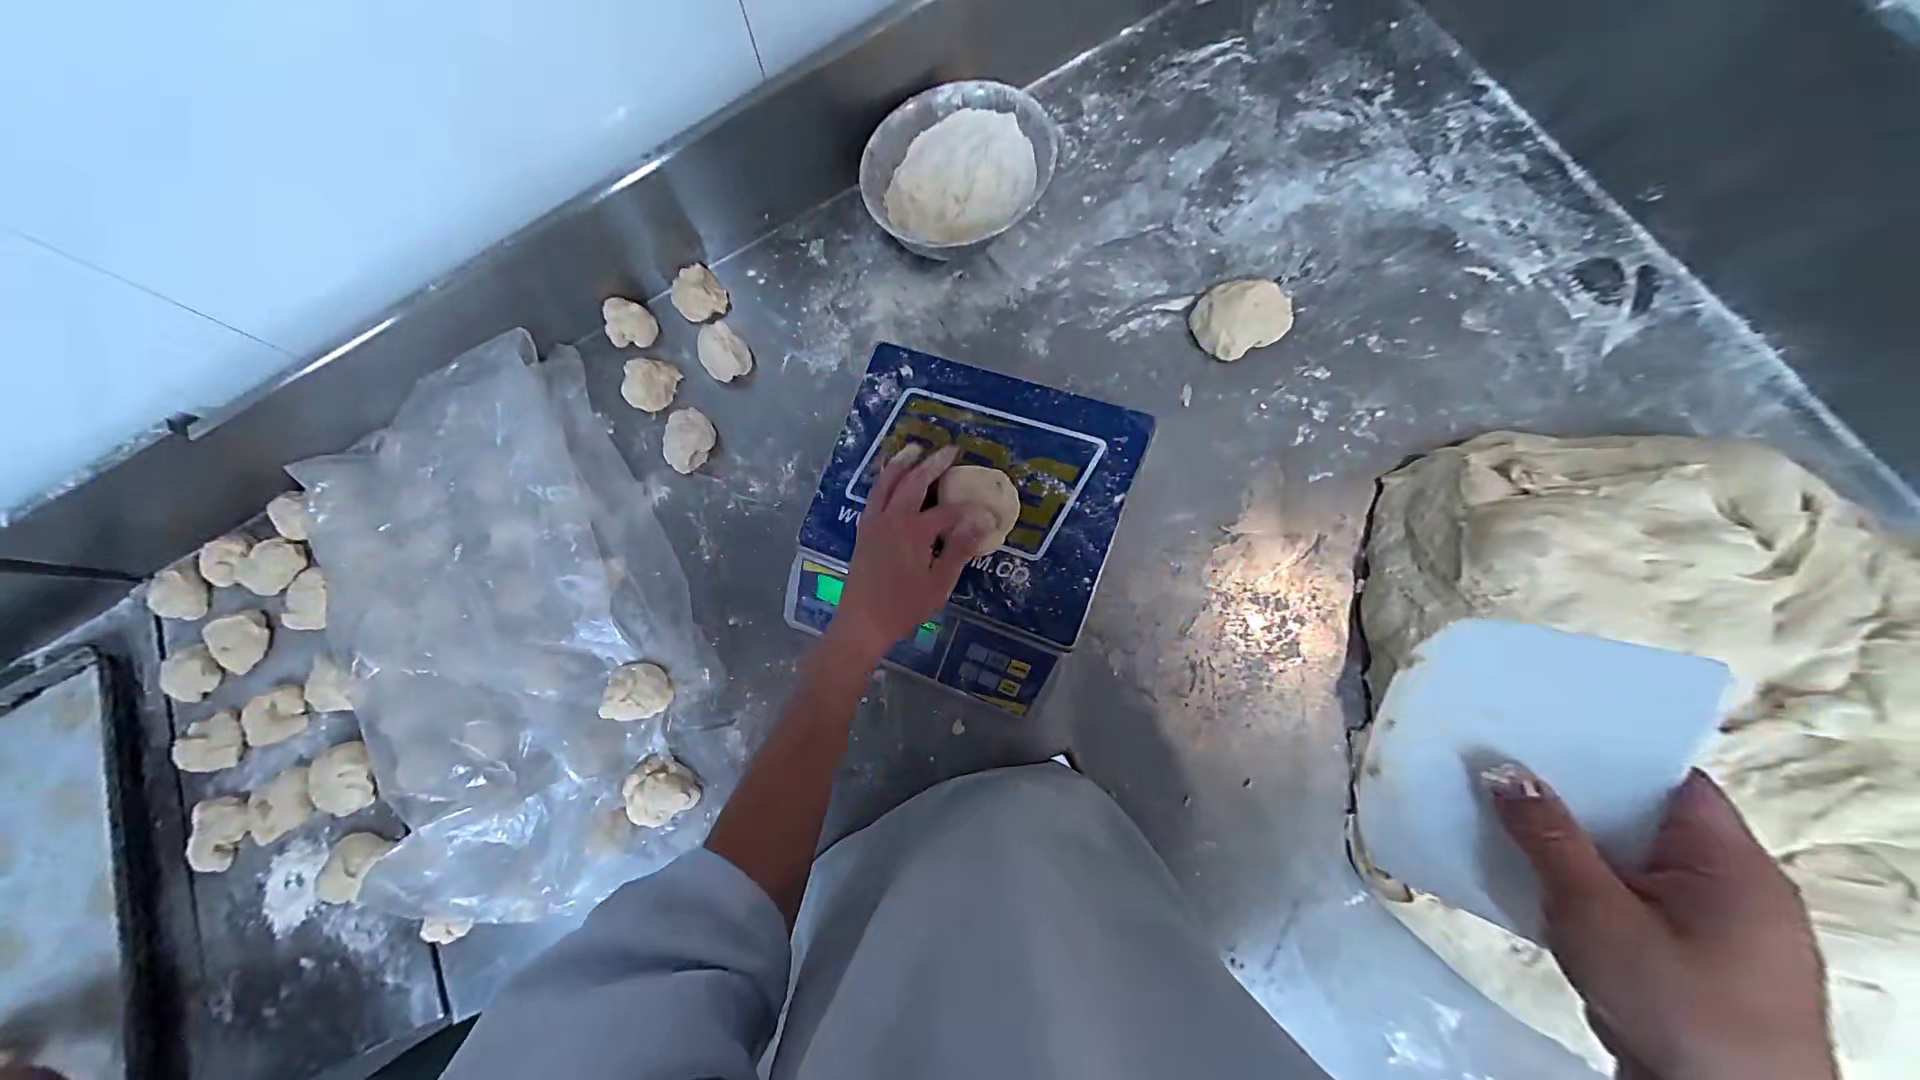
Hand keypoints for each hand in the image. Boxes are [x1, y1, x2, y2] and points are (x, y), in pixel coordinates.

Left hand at [826, 443, 985, 664]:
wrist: (861, 623)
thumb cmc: (903, 608)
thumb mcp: (938, 583)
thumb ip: (959, 549)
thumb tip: (983, 522)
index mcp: (913, 532)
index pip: (949, 512)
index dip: (971, 511)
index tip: (988, 511)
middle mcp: (892, 519)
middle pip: (914, 483)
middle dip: (933, 464)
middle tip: (949, 450)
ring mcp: (874, 522)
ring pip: (887, 483)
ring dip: (902, 463)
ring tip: (914, 448)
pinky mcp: (864, 530)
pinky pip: (874, 495)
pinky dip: (884, 480)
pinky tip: (890, 478)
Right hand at [1488, 766, 1835, 1079]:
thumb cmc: (1672, 1002)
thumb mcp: (1594, 911)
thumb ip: (1547, 836)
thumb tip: (1502, 768)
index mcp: (1734, 866)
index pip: (1671, 780)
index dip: (1608, 751)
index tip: (1540, 732)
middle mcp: (1736, 888)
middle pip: (1645, 817)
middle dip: (1574, 794)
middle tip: (1504, 767)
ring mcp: (1716, 927)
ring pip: (1631, 858)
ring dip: (1573, 840)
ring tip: (1506, 812)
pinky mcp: (1691, 957)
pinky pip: (1629, 894)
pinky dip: (1584, 879)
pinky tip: (1536, 875)